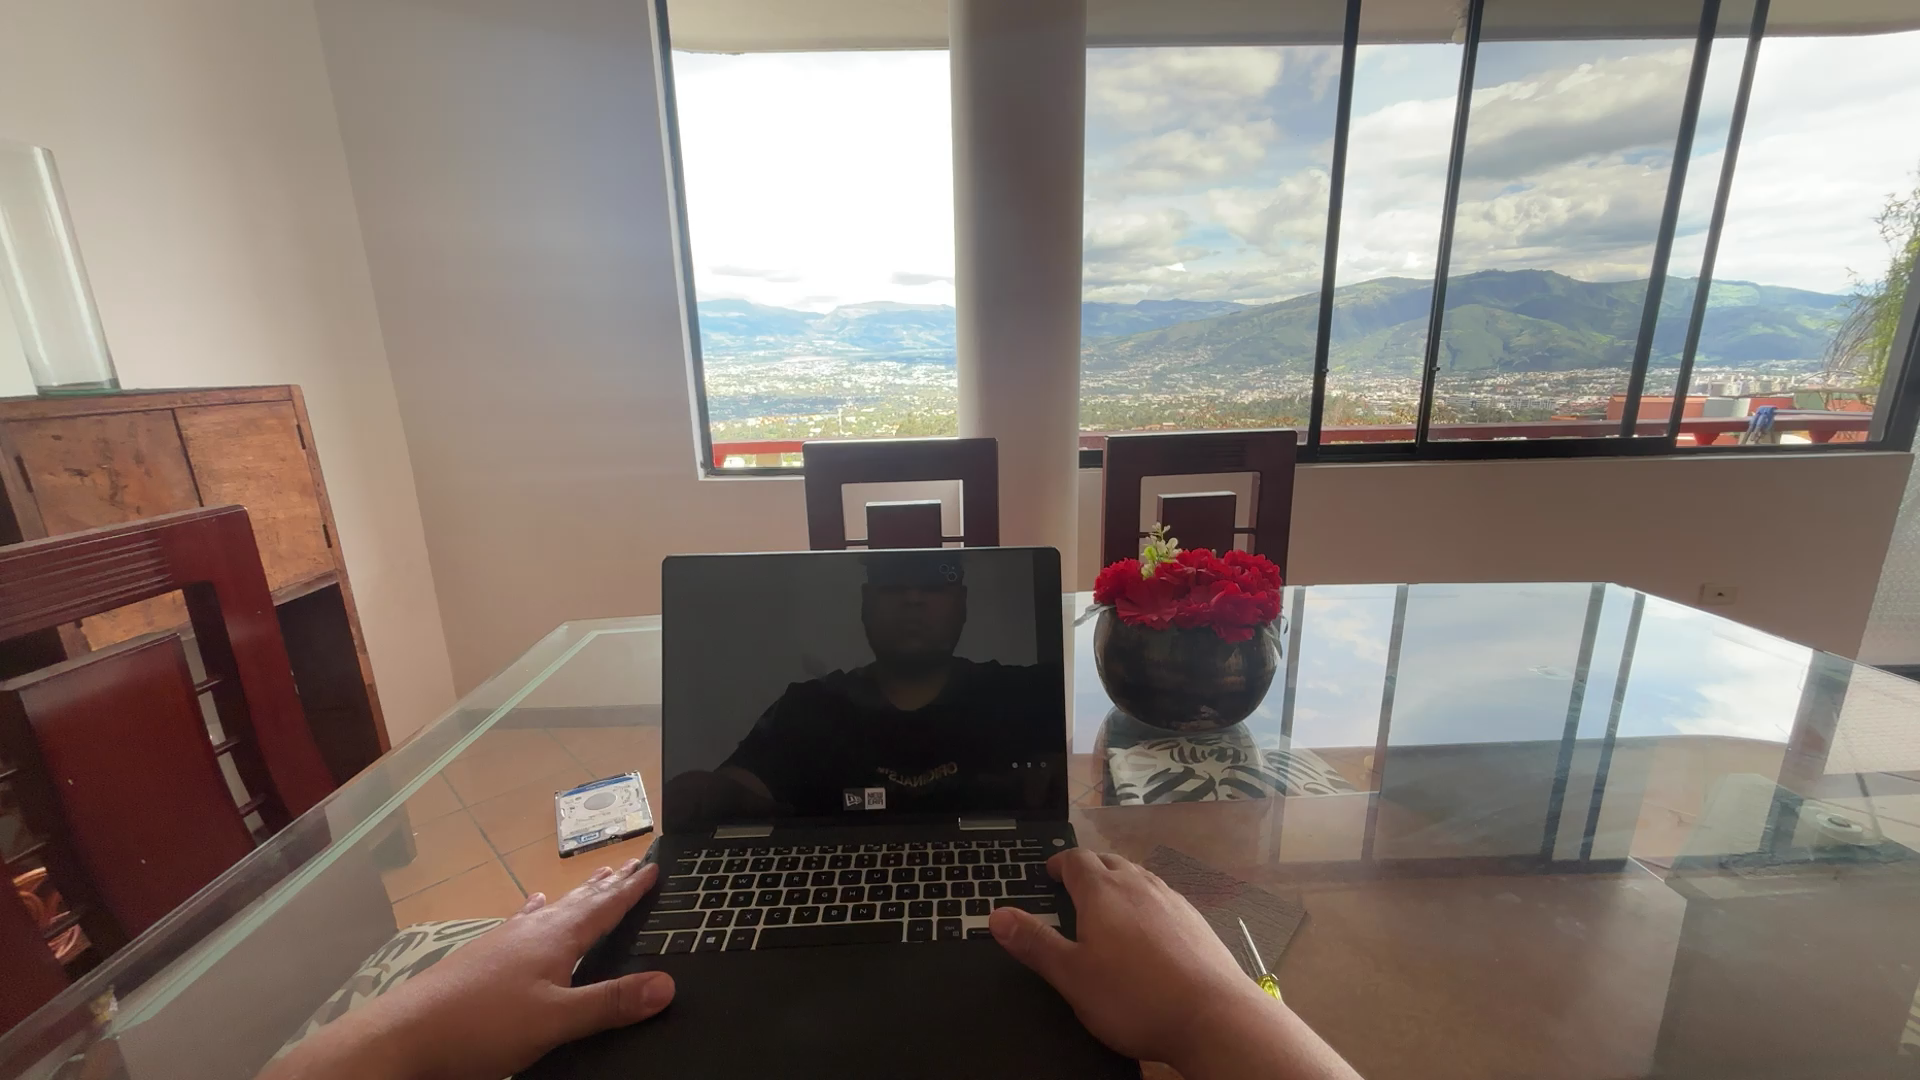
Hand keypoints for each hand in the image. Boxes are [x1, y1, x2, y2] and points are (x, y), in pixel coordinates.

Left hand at [263, 858, 672, 1079]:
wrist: (399, 1039)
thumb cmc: (482, 1028)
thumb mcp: (554, 1021)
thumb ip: (610, 1003)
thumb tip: (668, 985)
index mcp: (560, 939)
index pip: (607, 906)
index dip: (633, 888)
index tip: (655, 865)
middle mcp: (537, 929)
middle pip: (584, 899)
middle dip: (612, 883)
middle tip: (634, 862)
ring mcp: (506, 940)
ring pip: (555, 907)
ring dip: (580, 892)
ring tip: (598, 875)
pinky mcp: (482, 955)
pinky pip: (521, 920)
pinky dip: (535, 909)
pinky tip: (533, 903)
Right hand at [989, 850, 1357, 1079]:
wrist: (1214, 1017)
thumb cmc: (1134, 997)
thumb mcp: (1072, 976)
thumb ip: (1034, 943)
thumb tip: (996, 915)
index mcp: (1102, 891)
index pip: (1075, 860)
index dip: (1059, 863)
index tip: (1050, 873)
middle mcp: (1136, 883)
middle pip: (1107, 861)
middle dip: (1088, 868)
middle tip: (1075, 886)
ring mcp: (1170, 898)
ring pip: (1137, 875)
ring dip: (1118, 881)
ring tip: (1109, 902)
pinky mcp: (1194, 918)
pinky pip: (1162, 896)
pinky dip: (1146, 901)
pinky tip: (1149, 928)